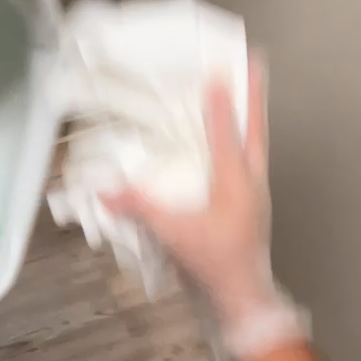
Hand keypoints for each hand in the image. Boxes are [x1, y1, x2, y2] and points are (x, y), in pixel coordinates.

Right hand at [102, 55, 281, 326]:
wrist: (242, 297)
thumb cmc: (213, 263)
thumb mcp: (172, 234)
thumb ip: (139, 208)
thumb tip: (104, 190)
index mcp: (235, 183)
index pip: (226, 134)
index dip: (220, 103)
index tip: (218, 72)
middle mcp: (251, 181)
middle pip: (255, 129)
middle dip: (253, 96)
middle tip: (255, 64)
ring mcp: (254, 192)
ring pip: (256, 143)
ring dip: (251, 115)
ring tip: (246, 91)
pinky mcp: (249, 203)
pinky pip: (249, 160)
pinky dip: (243, 139)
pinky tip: (231, 139)